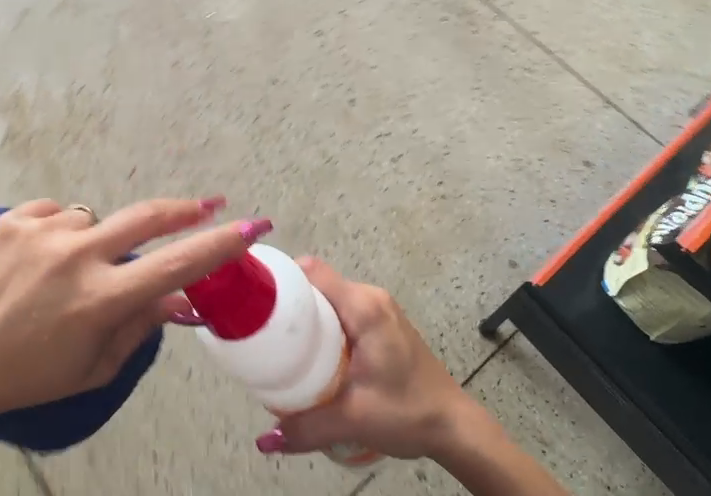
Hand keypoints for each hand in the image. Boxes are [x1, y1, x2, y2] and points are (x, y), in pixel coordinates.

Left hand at [0, 197, 269, 424]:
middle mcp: (76, 258)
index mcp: (100, 300)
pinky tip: (42, 257)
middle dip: (184, 209)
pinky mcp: (11, 220)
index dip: (219, 245)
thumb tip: (181, 296)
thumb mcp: (94, 366)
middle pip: (146, 216)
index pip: (175, 265)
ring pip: (92, 218)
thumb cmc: (32, 375)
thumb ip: (141, 326)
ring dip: (95, 238)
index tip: (251, 225)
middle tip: (206, 205)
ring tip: (70, 269)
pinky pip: (54, 211)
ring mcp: (41, 233)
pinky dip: (58, 230)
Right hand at [256, 257, 475, 460]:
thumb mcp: (353, 419)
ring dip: (308, 318)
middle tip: (264, 333)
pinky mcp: (385, 325)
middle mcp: (371, 298)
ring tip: (283, 348)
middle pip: (318, 284)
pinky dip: (325, 326)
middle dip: (289, 305)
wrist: (455, 427)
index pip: (313, 271)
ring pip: (331, 299)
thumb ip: (307, 427)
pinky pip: (344, 312)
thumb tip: (265, 439)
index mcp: (363, 307)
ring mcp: (381, 309)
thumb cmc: (407, 412)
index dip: (281, 279)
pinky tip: (314, 357)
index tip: (256, 302)